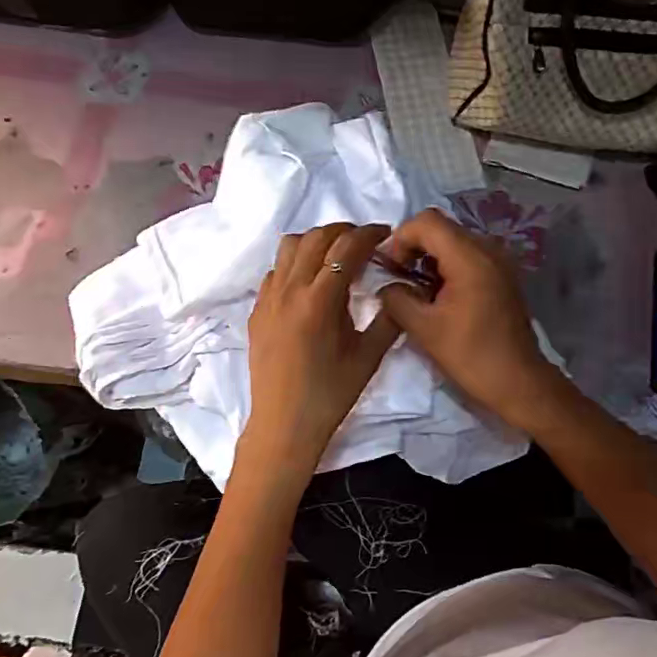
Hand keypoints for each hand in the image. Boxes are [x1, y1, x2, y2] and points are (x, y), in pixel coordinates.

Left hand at [243, 223, 400, 467]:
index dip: (369, 234)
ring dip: (315, 242)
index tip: (385, 233)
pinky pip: (275, 272)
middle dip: (344, 232)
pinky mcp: (257, 311)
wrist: (284, 424)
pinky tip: (309, 284)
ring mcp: (268, 299)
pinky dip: (294, 264)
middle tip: (364, 243)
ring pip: (289, 247)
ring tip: (334, 257)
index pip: (346, 248)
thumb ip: (388, 319)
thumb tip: (399, 290)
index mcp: (319, 301)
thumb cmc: (330, 395)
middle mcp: (289, 290)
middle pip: (316, 238)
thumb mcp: (368, 357)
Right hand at [378, 209, 564, 430]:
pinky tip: (436, 297)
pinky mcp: (502, 277)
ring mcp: (499, 262)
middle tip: (395, 278)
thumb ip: (396, 299)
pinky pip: (468, 258)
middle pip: (441, 228)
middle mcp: (488, 250)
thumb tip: (386, 286)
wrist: (518, 382)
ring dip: (428, 259)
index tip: (387, 267)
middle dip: (412, 247)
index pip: (426, 222)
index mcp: (469, 257)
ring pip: (454, 243)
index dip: (400, 238)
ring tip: (413, 290)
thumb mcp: (424, 329)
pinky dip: (446, 268)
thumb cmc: (470, 355)